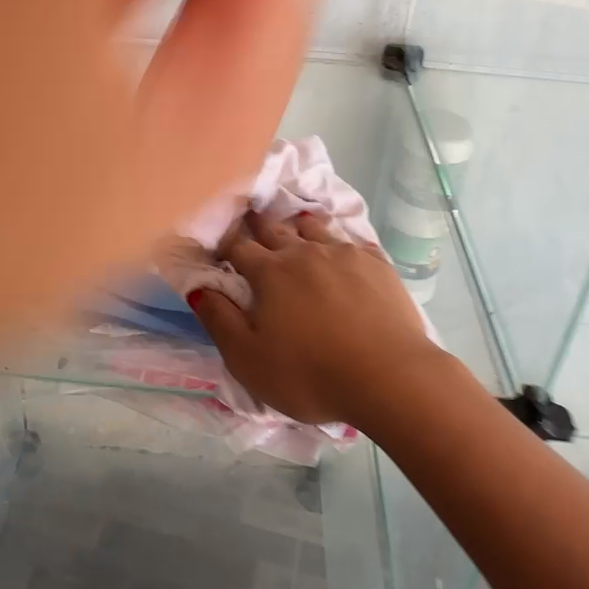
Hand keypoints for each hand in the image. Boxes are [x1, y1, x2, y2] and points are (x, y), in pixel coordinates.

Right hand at [187, 212, 452, 424]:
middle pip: (275, 229)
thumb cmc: (310, 374)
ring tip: (296, 223)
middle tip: (251, 213)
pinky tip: (342, 247)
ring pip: (315, 228)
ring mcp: (344, 254)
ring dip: (300, 225)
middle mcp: (304, 252)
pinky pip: (352, 241)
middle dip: (259, 223)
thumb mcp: (248, 359)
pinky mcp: (377, 264)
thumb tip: (199, 287)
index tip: (219, 238)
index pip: (238, 247)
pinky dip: (339, 241)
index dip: (226, 242)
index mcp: (269, 273)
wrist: (389, 375)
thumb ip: (219, 320)